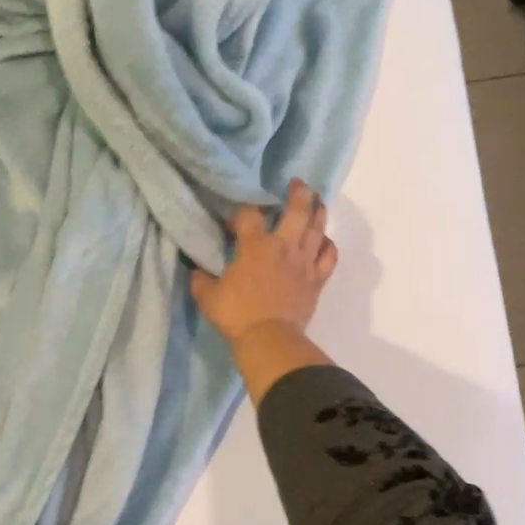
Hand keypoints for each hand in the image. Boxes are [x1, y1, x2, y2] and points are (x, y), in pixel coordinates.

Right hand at [191, 178, 339, 344]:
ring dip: (318, 212)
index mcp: (255, 246)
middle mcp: (284, 246)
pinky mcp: (317, 280)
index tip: (232, 224)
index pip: (249, 216)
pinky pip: (330, 255)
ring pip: (318, 227)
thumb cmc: (236, 315)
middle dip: (298, 193)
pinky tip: (324, 241)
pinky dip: (328, 245)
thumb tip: (195, 271)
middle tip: (298, 184)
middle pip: (298, 209)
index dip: (240, 214)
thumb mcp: (208, 298)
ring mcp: (304, 262)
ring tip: (317, 203)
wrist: (269, 339)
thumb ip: (201, 280)